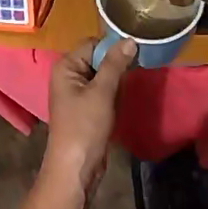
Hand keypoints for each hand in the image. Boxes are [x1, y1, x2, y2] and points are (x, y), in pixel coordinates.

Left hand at [42, 37, 135, 187]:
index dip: (114, 46)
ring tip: (135, 80)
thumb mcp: (102, 92)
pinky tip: (126, 96)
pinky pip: (104, 90)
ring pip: (104, 75)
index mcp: (66, 66)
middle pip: (98, 58)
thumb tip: (130, 39)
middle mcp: (69, 75)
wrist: (76, 169)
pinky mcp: (87, 107)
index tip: (138, 50)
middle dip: (118, 63)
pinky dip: (115, 91)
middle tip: (141, 65)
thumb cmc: (85, 127)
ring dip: (119, 78)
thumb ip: (115, 64)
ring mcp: (77, 92)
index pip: (93, 43)